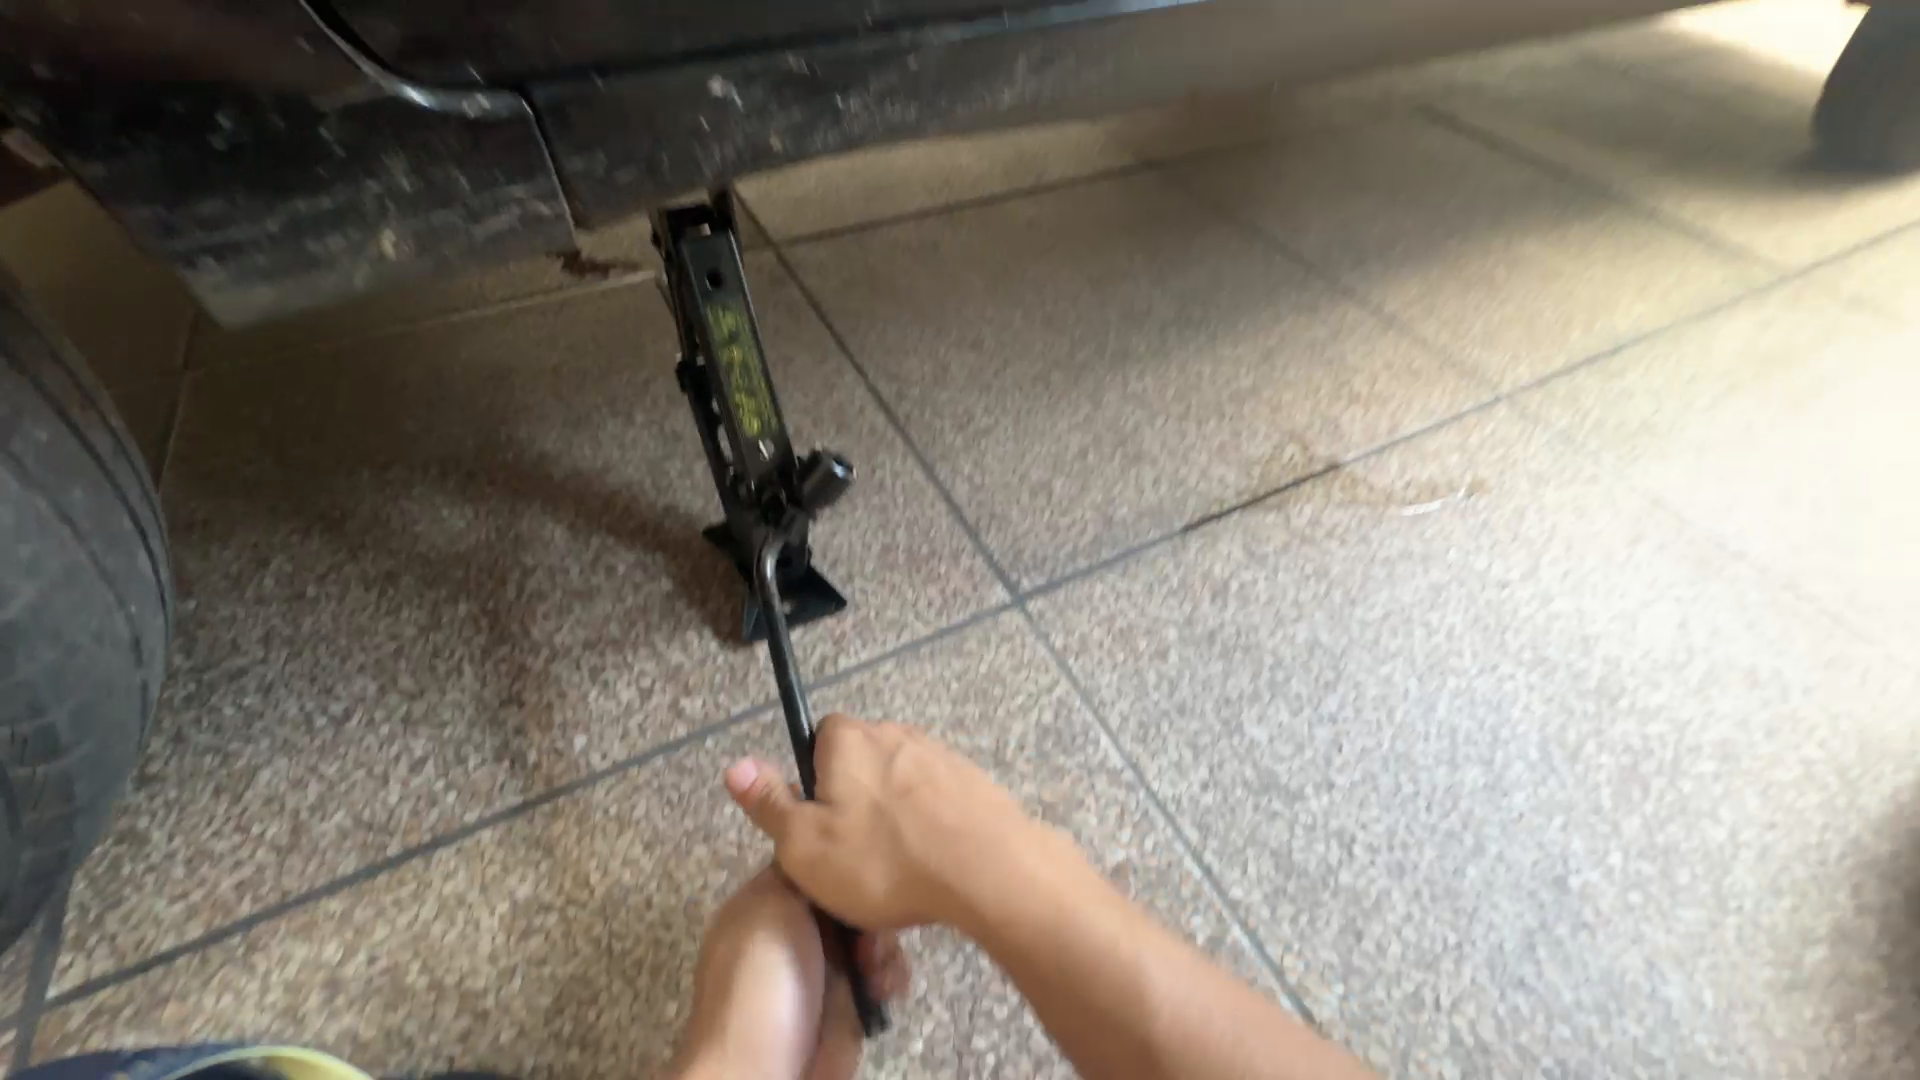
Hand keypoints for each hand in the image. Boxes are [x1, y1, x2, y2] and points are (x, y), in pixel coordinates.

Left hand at [670, 866, 910, 1079]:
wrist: (765, 1072)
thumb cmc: (764, 978)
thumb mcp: (770, 903)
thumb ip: (797, 868)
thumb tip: (817, 842)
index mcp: (767, 902)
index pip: (816, 863)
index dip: (844, 861)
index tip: (868, 864)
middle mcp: (797, 930)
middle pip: (853, 897)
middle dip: (873, 909)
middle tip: (868, 934)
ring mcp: (824, 966)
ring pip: (874, 932)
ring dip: (885, 947)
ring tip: (874, 970)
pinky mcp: (850, 1000)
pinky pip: (884, 972)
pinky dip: (891, 976)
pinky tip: (885, 989)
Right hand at [723, 714, 1057, 930]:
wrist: (986, 867)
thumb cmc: (884, 859)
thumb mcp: (805, 845)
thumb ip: (769, 803)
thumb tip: (734, 764)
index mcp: (849, 739)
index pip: (819, 737)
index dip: (813, 779)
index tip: (820, 822)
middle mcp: (894, 732)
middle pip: (860, 760)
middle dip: (854, 798)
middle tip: (854, 853)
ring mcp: (938, 753)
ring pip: (900, 781)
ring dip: (894, 813)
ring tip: (897, 866)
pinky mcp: (971, 779)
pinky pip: (935, 797)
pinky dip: (929, 822)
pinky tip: (933, 861)